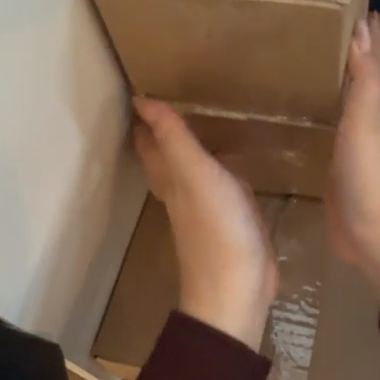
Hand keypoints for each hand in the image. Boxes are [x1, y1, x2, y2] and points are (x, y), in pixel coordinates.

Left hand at [133, 98, 276, 348]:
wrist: (238, 291)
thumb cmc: (217, 229)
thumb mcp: (195, 174)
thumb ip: (173, 136)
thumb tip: (141, 100)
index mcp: (170, 178)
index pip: (150, 141)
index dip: (146, 117)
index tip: (146, 88)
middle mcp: (184, 190)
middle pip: (168, 155)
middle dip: (165, 131)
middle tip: (174, 99)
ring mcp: (208, 208)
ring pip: (194, 170)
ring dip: (194, 149)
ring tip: (206, 122)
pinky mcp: (233, 220)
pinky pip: (223, 187)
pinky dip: (224, 171)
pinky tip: (238, 165)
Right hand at [326, 13, 379, 293]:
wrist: (373, 238)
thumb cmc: (370, 177)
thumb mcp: (367, 123)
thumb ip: (365, 81)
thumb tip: (362, 31)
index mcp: (376, 107)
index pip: (373, 60)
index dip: (368, 35)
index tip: (358, 6)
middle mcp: (368, 121)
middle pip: (363, 76)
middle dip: (355, 50)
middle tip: (334, 22)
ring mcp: (352, 145)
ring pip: (346, 99)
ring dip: (337, 77)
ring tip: (314, 57)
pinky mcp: (336, 167)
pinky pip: (329, 127)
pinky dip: (322, 110)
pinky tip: (305, 110)